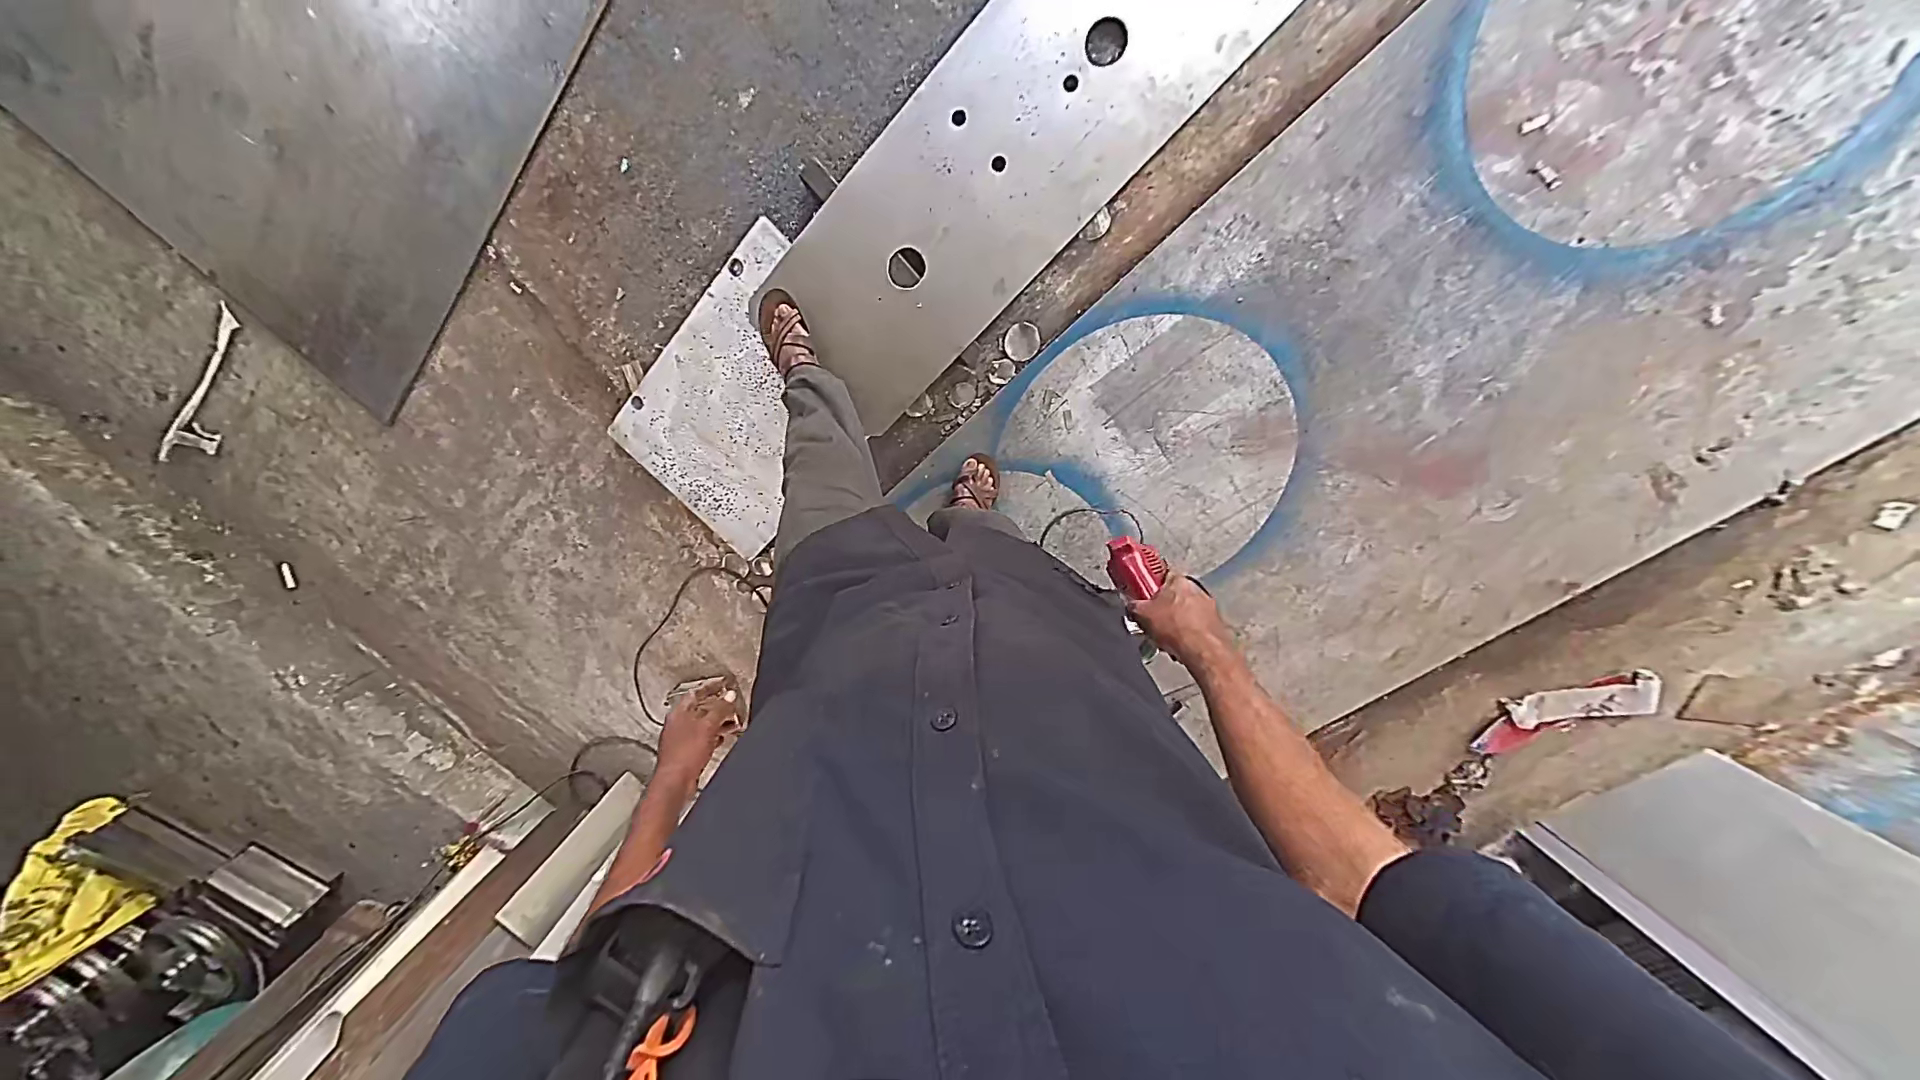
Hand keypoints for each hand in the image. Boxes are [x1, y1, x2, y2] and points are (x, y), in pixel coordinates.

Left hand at [655, 678, 741, 776]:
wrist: (676, 782)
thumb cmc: (684, 754)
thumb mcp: (708, 726)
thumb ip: (721, 709)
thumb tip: (730, 696)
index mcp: (679, 713)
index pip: (697, 693)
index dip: (712, 687)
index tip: (724, 685)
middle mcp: (677, 724)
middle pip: (701, 708)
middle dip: (718, 707)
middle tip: (732, 705)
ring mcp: (680, 738)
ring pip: (702, 724)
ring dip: (718, 722)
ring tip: (732, 722)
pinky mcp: (685, 752)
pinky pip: (702, 738)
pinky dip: (713, 735)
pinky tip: (721, 738)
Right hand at [1128, 576, 1237, 669]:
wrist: (1203, 650)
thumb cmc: (1178, 628)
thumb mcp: (1142, 614)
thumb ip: (1133, 605)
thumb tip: (1130, 606)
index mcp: (1179, 580)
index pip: (1161, 575)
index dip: (1150, 587)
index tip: (1144, 596)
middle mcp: (1197, 589)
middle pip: (1174, 595)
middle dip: (1163, 608)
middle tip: (1152, 621)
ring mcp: (1209, 607)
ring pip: (1185, 612)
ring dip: (1176, 622)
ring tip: (1165, 637)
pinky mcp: (1216, 624)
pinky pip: (1196, 627)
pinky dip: (1188, 634)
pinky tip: (1179, 645)